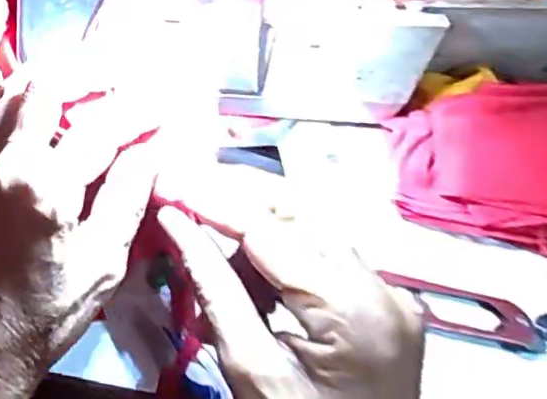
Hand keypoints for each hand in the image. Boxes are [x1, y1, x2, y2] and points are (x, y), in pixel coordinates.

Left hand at [0, 53, 164, 397]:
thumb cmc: (55, 302)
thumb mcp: (105, 260)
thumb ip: (125, 197)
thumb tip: (148, 147)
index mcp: (47, 187)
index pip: (97, 130)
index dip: (132, 112)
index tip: (159, 102)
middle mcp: (8, 158)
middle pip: (46, 89)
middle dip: (86, 73)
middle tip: (117, 73)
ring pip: (9, 91)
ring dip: (44, 74)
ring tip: (79, 70)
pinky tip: (5, 77)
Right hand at [155, 170, 423, 398]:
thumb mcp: (248, 363)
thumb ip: (210, 282)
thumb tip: (170, 215)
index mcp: (352, 307)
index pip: (265, 227)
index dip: (207, 200)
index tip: (160, 183)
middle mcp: (380, 286)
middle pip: (290, 207)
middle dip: (228, 194)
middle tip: (177, 192)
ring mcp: (386, 289)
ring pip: (302, 216)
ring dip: (246, 215)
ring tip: (203, 232)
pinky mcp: (379, 294)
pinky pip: (315, 241)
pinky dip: (270, 238)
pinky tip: (239, 259)